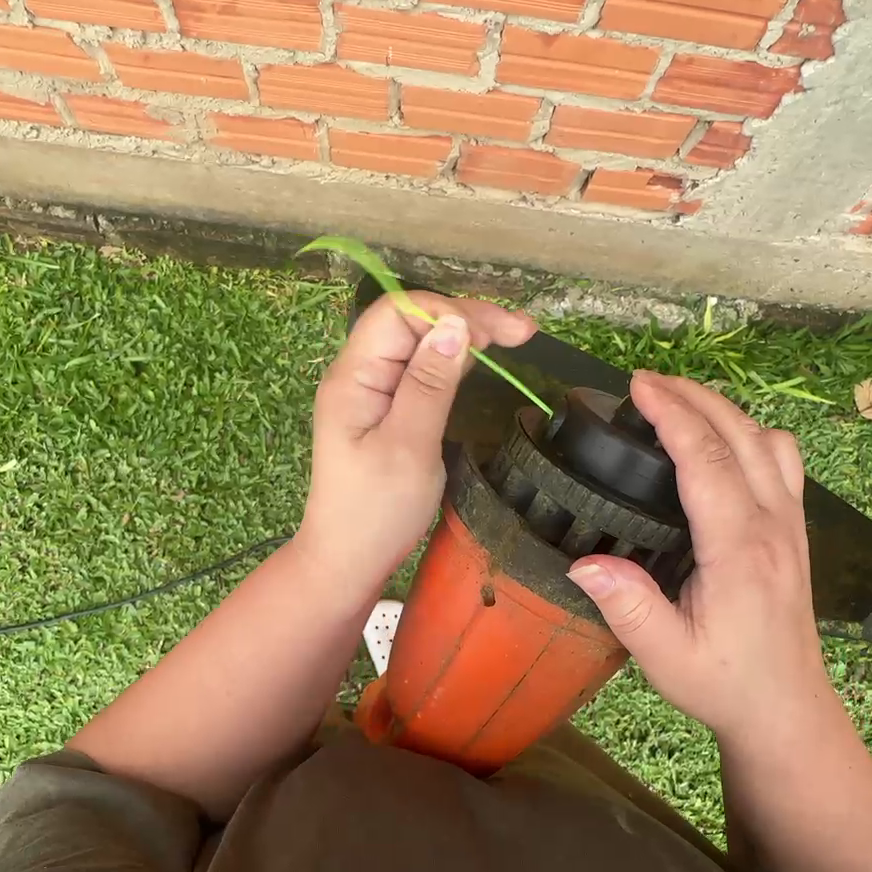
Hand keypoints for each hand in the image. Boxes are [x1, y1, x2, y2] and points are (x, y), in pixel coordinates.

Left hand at [296, 291, 536, 591]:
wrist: (348, 560)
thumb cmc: (376, 511)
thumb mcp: (408, 446)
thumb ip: (430, 384)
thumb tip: (457, 325)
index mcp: (353, 376)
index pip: (398, 312)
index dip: (450, 311)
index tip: (500, 333)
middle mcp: (359, 374)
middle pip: (410, 322)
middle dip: (465, 318)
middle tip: (523, 332)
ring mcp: (372, 393)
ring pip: (418, 344)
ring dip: (464, 336)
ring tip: (513, 338)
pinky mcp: (386, 412)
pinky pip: (419, 371)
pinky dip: (452, 362)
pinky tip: (480, 362)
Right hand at [565, 371, 838, 741]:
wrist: (786, 708)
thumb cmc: (723, 683)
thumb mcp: (666, 656)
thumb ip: (628, 607)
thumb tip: (582, 563)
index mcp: (740, 550)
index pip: (709, 460)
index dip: (673, 415)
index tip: (637, 386)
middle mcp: (774, 525)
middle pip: (742, 434)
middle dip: (694, 397)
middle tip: (645, 381)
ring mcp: (792, 524)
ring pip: (769, 440)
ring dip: (724, 409)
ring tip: (678, 401)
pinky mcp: (795, 530)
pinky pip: (782, 459)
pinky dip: (748, 432)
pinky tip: (720, 441)